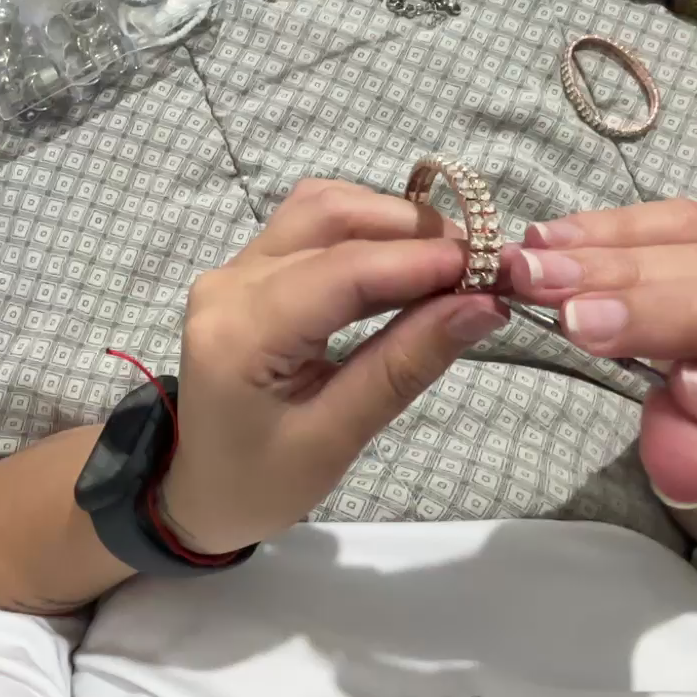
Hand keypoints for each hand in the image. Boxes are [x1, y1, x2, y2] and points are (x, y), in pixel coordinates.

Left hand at [157, 180, 508, 554]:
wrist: (200, 487)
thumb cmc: (263, 483)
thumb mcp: (338, 438)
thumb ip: (406, 365)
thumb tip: (483, 306)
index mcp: (240, 334)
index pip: (342, 270)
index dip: (422, 259)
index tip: (496, 266)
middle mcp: (229, 283)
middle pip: (329, 217)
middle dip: (413, 229)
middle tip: (482, 263)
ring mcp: (232, 269)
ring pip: (320, 208)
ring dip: (390, 220)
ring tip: (449, 260)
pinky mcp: (244, 270)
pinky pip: (308, 225)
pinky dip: (364, 229)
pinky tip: (402, 259)